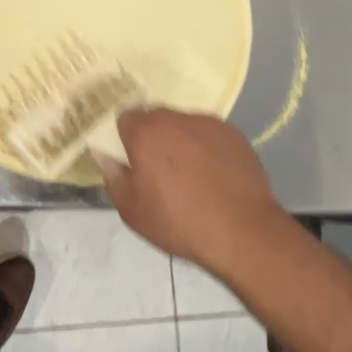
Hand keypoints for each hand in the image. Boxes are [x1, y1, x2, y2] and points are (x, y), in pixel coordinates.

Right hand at [103, 108, 289, 276]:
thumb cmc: (181, 224)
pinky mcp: (234, 133)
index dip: (127, 140)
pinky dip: (208, 148)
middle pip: (156, 118)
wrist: (243, 232)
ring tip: (192, 175)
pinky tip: (215, 175)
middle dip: (154, 138)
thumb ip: (114, 178)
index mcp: (146, 133)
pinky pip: (210, 134)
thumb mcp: (133, 212)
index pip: (125, 119)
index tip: (134, 162)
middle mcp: (176, 118)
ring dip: (182, 142)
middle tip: (161, 171)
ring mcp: (208, 123)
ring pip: (185, 125)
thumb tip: (108, 157)